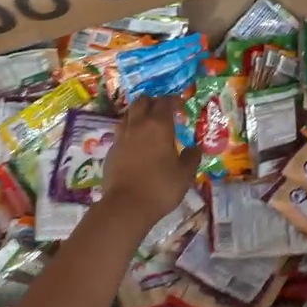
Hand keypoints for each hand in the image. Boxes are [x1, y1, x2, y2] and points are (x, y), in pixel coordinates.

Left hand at [99, 95, 200, 226]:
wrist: (126, 206)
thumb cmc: (160, 187)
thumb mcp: (184, 174)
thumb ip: (191, 158)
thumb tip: (195, 148)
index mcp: (159, 126)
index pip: (164, 102)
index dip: (172, 100)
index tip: (179, 104)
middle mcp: (138, 125)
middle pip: (142, 102)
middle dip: (152, 102)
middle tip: (162, 109)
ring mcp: (121, 137)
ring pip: (128, 115)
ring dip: (138, 114)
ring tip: (146, 123)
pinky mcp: (111, 150)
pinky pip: (120, 133)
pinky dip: (129, 132)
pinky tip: (134, 143)